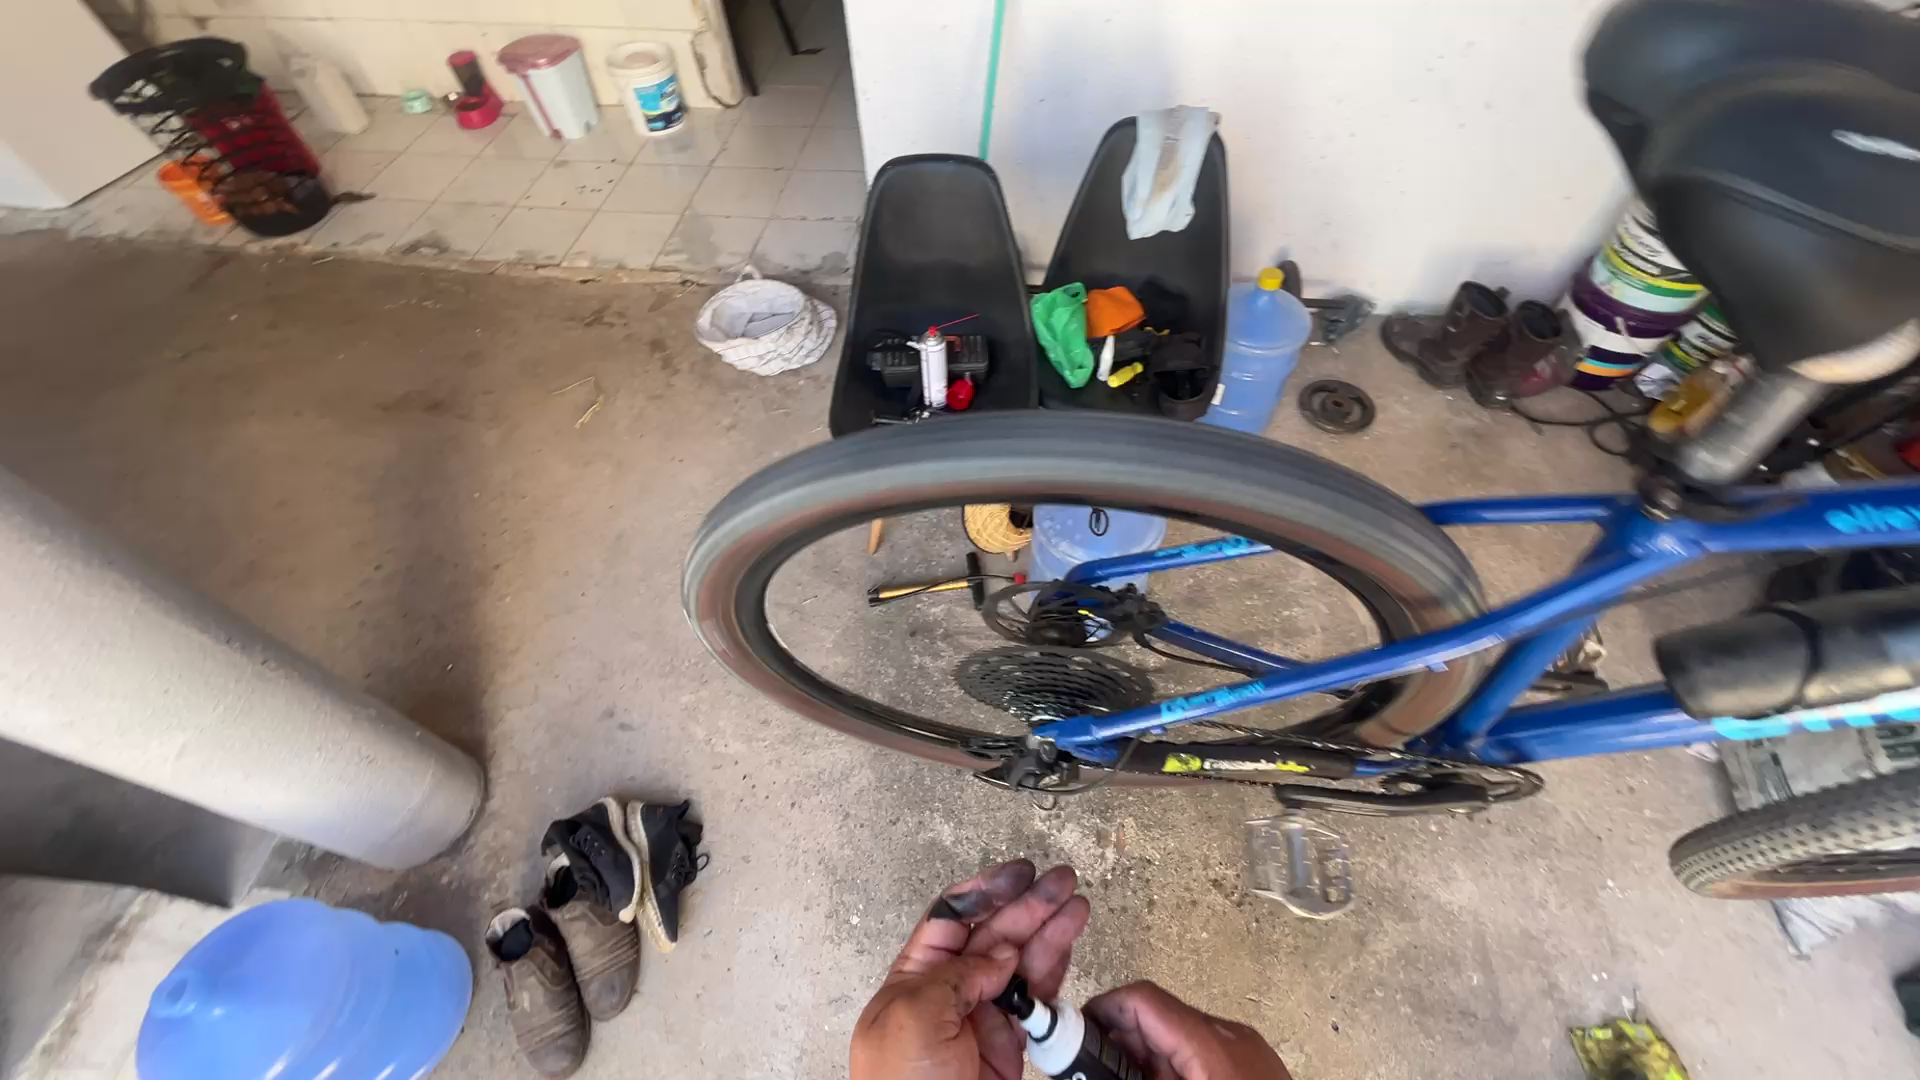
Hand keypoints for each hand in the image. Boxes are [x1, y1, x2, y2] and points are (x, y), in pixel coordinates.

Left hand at [851, 859, 1091, 1079]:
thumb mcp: (915, 1016)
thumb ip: (958, 976)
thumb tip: (1002, 958)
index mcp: (915, 976)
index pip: (952, 917)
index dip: (986, 890)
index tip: (1019, 872)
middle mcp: (949, 990)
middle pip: (993, 933)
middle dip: (1029, 904)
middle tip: (1063, 880)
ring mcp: (981, 1017)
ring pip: (1021, 962)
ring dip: (1050, 930)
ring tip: (1077, 903)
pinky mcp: (1009, 1047)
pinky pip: (1036, 1000)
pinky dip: (1056, 970)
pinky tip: (1070, 942)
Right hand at [1086, 982, 1292, 1079]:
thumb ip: (1133, 1078)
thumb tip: (1087, 1072)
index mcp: (1210, 1047)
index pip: (1142, 1000)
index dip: (1101, 1011)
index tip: (1072, 1040)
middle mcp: (1230, 1036)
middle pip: (1158, 1015)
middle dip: (1118, 1041)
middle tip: (1090, 1071)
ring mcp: (1248, 1052)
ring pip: (1178, 1035)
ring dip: (1144, 1058)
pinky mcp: (1256, 1069)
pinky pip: (1200, 1054)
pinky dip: (1172, 1068)